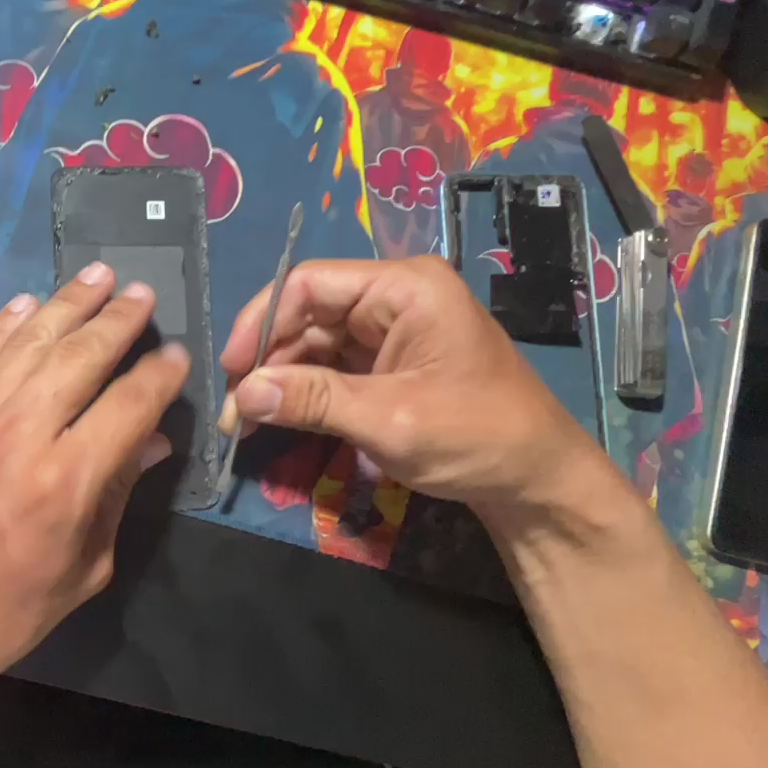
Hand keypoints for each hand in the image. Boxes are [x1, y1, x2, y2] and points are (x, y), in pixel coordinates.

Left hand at [0, 262, 188, 708]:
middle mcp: (20, 434)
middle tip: (143, 293)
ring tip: (96, 275)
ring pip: (28, 342)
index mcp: (66, 479)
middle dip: (118, 319)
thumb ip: (118, 491)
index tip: (179, 354)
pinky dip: (4, 325)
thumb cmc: (12, 608)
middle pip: (80, 356)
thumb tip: (152, 439)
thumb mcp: (86, 564)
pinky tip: (26, 304)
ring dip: (65, 305)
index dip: (160, 374)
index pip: (129, 403)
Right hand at [217, 256, 602, 508]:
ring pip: (309, 346)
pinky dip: (297, 394)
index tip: (231, 370)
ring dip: (275, 383)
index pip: (309, 285)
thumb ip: (312, 400)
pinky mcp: (383, 366)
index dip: (260, 322)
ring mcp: (387, 334)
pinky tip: (272, 419)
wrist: (536, 482)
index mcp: (404, 288)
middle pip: (304, 316)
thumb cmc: (476, 437)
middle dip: (264, 362)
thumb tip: (242, 395)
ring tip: (242, 425)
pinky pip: (326, 370)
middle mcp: (391, 300)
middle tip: (232, 413)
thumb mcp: (389, 418)